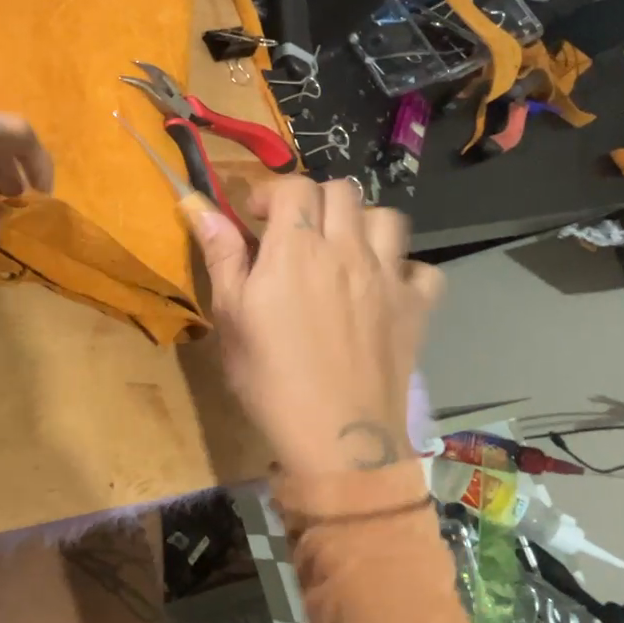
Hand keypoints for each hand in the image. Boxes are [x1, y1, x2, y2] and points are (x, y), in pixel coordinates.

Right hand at [192, 177, 443, 475]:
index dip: (271, 192)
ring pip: (387, 218)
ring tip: (339, 248)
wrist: (335, 435)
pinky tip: (380, 286)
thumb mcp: (230, 314)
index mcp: (295, 251)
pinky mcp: (416, 309)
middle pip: (341, 192)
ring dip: (360, 222)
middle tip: (293, 230)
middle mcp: (347, 252)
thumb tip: (201, 207)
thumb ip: (222, 256)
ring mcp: (388, 279)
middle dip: (313, 199)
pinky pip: (421, 268)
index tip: (254, 218)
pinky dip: (402, 267)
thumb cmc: (267, 375)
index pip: (294, 188)